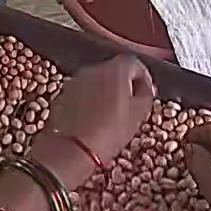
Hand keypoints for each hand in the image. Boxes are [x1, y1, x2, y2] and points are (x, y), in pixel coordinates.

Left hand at [41, 55, 155, 171]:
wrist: (74, 148)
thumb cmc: (110, 130)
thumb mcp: (138, 113)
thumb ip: (145, 94)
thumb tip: (143, 88)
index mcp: (114, 70)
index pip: (134, 63)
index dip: (144, 77)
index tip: (147, 92)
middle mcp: (93, 69)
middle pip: (114, 70)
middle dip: (124, 84)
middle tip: (132, 104)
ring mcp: (75, 80)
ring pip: (97, 81)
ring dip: (106, 92)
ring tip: (113, 114)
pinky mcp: (64, 94)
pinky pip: (82, 92)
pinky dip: (90, 100)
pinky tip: (95, 118)